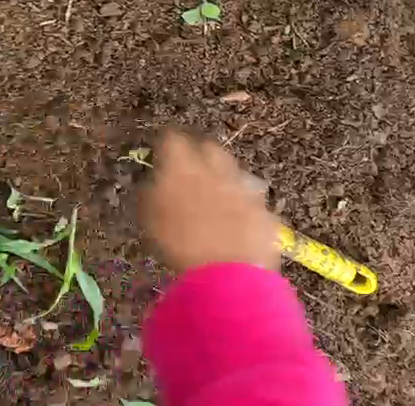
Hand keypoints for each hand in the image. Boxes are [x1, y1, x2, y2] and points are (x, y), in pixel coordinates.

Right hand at [141, 130, 279, 272]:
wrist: (227, 277)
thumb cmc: (178, 243)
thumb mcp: (149, 215)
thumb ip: (151, 191)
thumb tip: (154, 181)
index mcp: (181, 166)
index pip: (172, 139)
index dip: (166, 143)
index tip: (161, 150)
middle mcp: (214, 170)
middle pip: (209, 147)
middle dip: (199, 152)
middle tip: (190, 166)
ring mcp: (244, 190)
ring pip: (234, 171)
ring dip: (223, 176)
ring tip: (215, 192)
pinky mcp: (265, 212)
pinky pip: (252, 199)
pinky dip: (243, 203)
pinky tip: (236, 218)